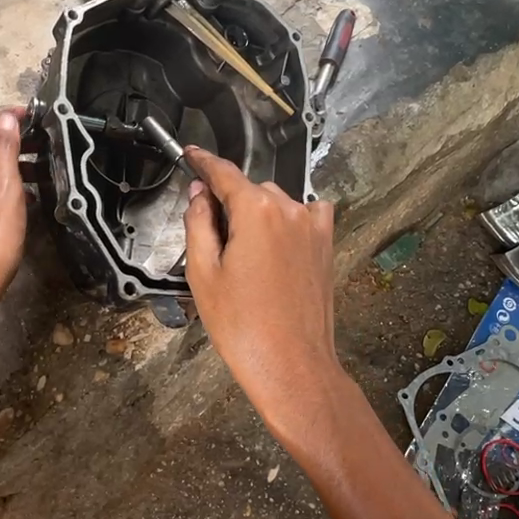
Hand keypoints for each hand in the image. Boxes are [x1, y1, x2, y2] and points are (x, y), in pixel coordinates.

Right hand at [182, 147, 345, 445]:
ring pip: (276, 203)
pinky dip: (288, 221)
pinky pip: (305, 215)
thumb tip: (200, 193)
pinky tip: (276, 246)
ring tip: (242, 255)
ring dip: (257, 215)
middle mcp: (289, 209)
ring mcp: (313, 226)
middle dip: (229, 203)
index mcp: (256, 211)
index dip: (203, 162)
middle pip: (250, 190)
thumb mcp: (202, 273)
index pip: (224, 172)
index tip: (190, 154)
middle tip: (211, 239)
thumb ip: (198, 222)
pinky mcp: (327, 245)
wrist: (292, 365)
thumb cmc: (242, 325)